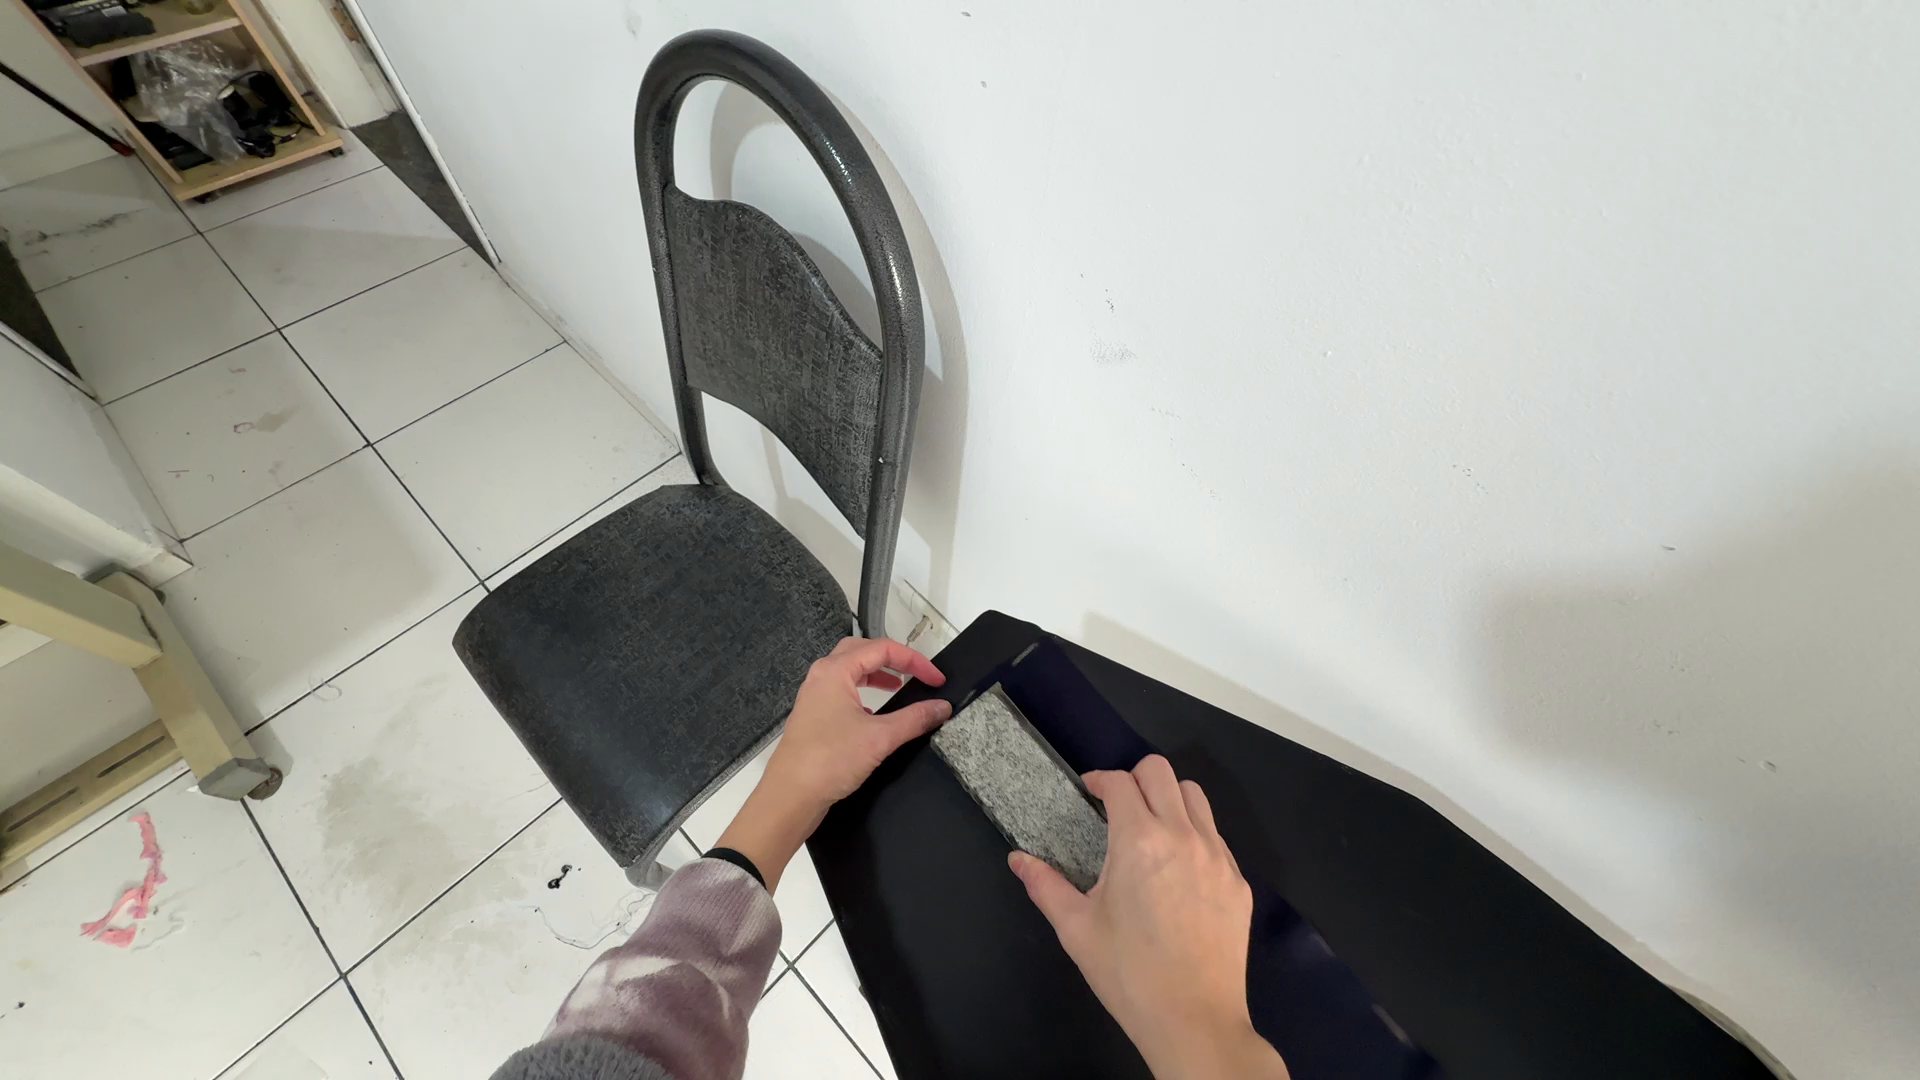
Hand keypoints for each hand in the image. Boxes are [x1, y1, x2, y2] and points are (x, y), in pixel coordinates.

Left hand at [718, 638, 948, 890]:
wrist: (789, 797)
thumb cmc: (831, 760)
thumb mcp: (880, 738)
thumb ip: (915, 719)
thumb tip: (943, 707)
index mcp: (835, 671)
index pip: (882, 649)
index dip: (915, 661)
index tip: (938, 680)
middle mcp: (822, 676)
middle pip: (861, 650)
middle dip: (892, 658)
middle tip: (915, 673)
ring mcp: (814, 696)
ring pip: (850, 671)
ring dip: (876, 674)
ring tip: (899, 687)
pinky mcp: (813, 716)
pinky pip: (842, 691)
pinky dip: (863, 693)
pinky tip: (874, 713)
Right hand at [1009, 755, 1287, 1079]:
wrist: (1195, 1023)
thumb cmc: (1128, 974)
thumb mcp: (1076, 929)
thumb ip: (1044, 885)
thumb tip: (1017, 859)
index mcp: (1138, 840)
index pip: (1120, 781)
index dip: (1099, 779)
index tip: (1090, 792)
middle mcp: (1181, 835)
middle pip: (1160, 771)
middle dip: (1134, 776)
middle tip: (1118, 803)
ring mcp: (1217, 856)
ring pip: (1194, 795)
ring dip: (1168, 797)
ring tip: (1151, 825)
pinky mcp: (1238, 881)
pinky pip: (1216, 835)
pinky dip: (1194, 832)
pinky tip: (1178, 868)